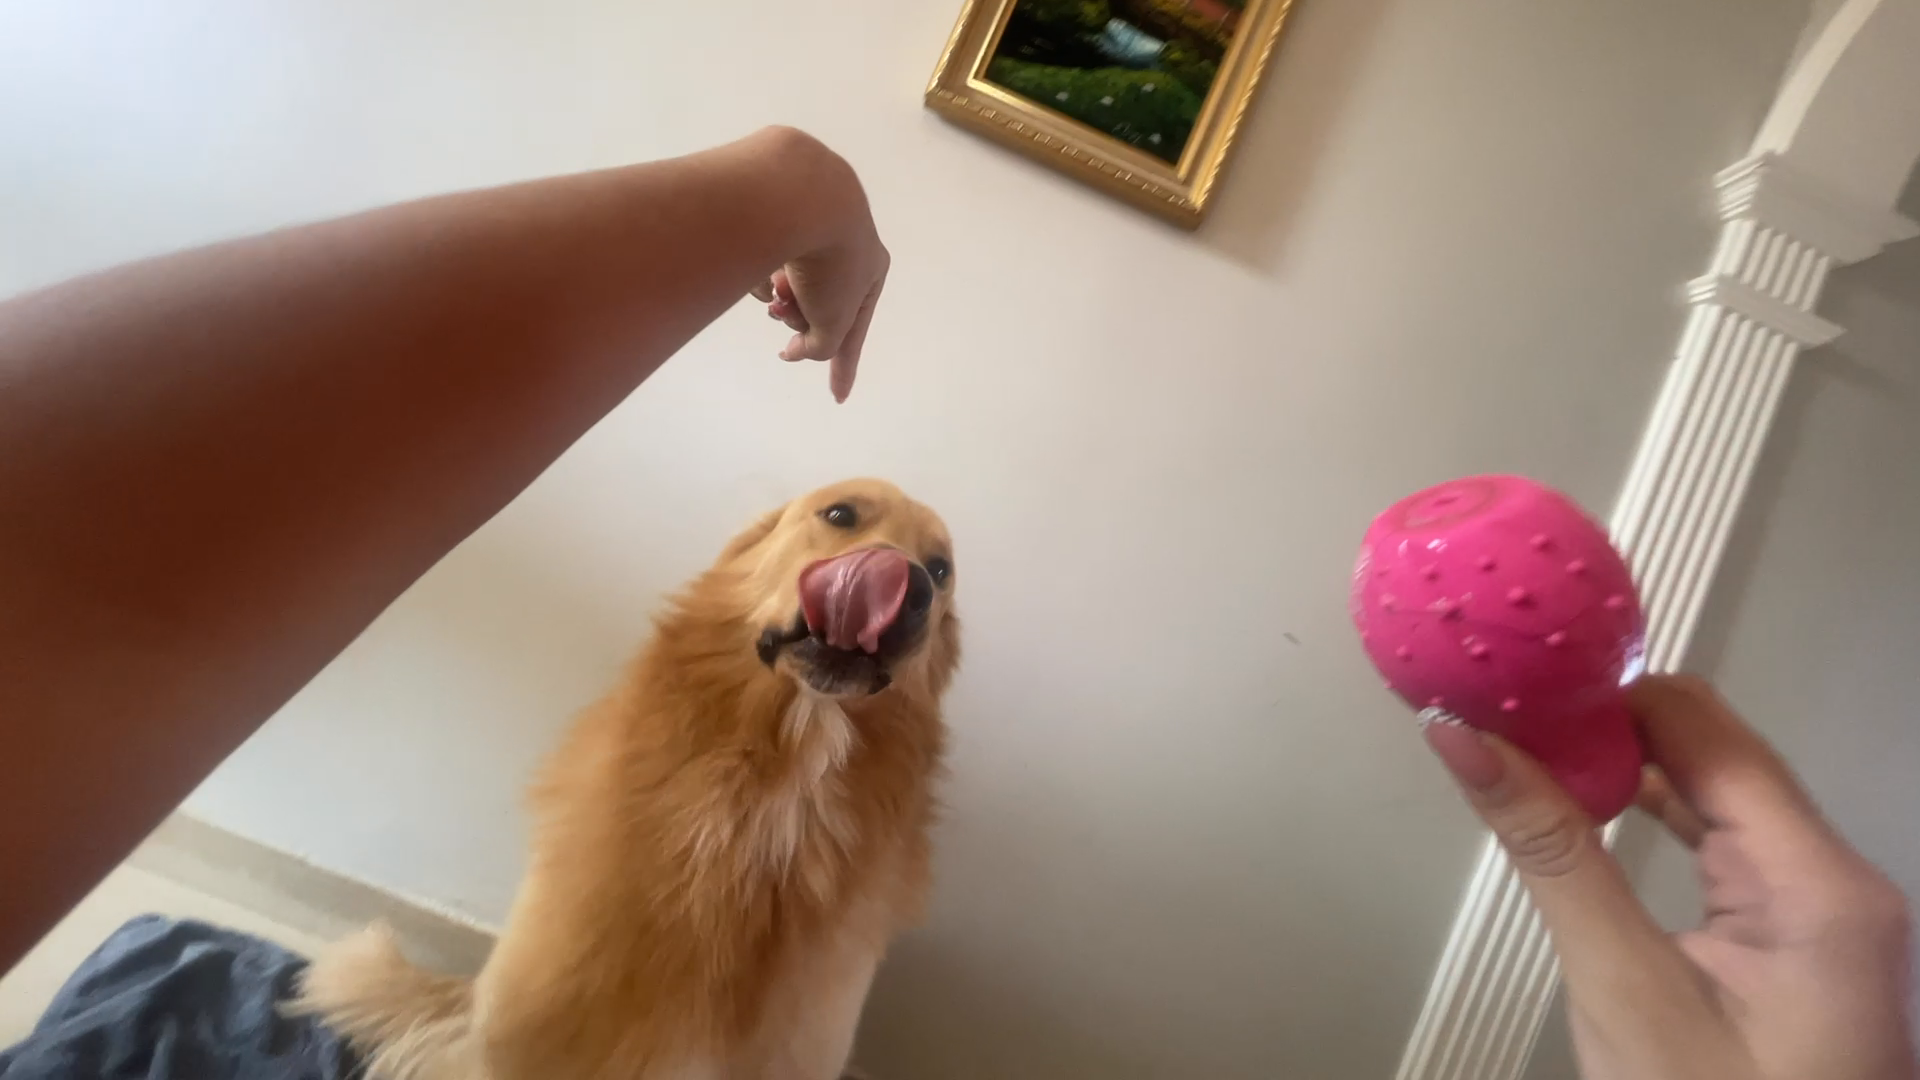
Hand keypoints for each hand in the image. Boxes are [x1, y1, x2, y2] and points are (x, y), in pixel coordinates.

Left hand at [744, 130, 889, 403]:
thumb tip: (798, 346)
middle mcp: (846, 242)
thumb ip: (822, 347)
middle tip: (785, 322)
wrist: (800, 194)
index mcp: (872, 269)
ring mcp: (810, 219)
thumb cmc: (830, 265)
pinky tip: (755, 263)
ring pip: (791, 280)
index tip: (837, 398)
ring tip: (772, 290)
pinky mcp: (775, 204)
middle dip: (802, 320)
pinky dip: (759, 267)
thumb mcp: (835, 323)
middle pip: (820, 303)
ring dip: (781, 296)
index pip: (855, 332)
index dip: (846, 369)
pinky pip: (765, 253)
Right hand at [1423, 675, 1916, 1079]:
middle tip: (1494, 706)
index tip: (1505, 681)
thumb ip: (1545, 846)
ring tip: (1511, 736)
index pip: (1699, 726)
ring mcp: (1806, 894)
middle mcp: (1824, 869)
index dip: (1599, 690)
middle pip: (1703, 740)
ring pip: (1697, 777)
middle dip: (1595, 713)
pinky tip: (1566, 791)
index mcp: (1813, 879)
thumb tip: (1458, 735)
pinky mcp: (1777, 917)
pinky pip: (1697, 823)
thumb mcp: (1619, 979)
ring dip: (1603, 751)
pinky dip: (1626, 794)